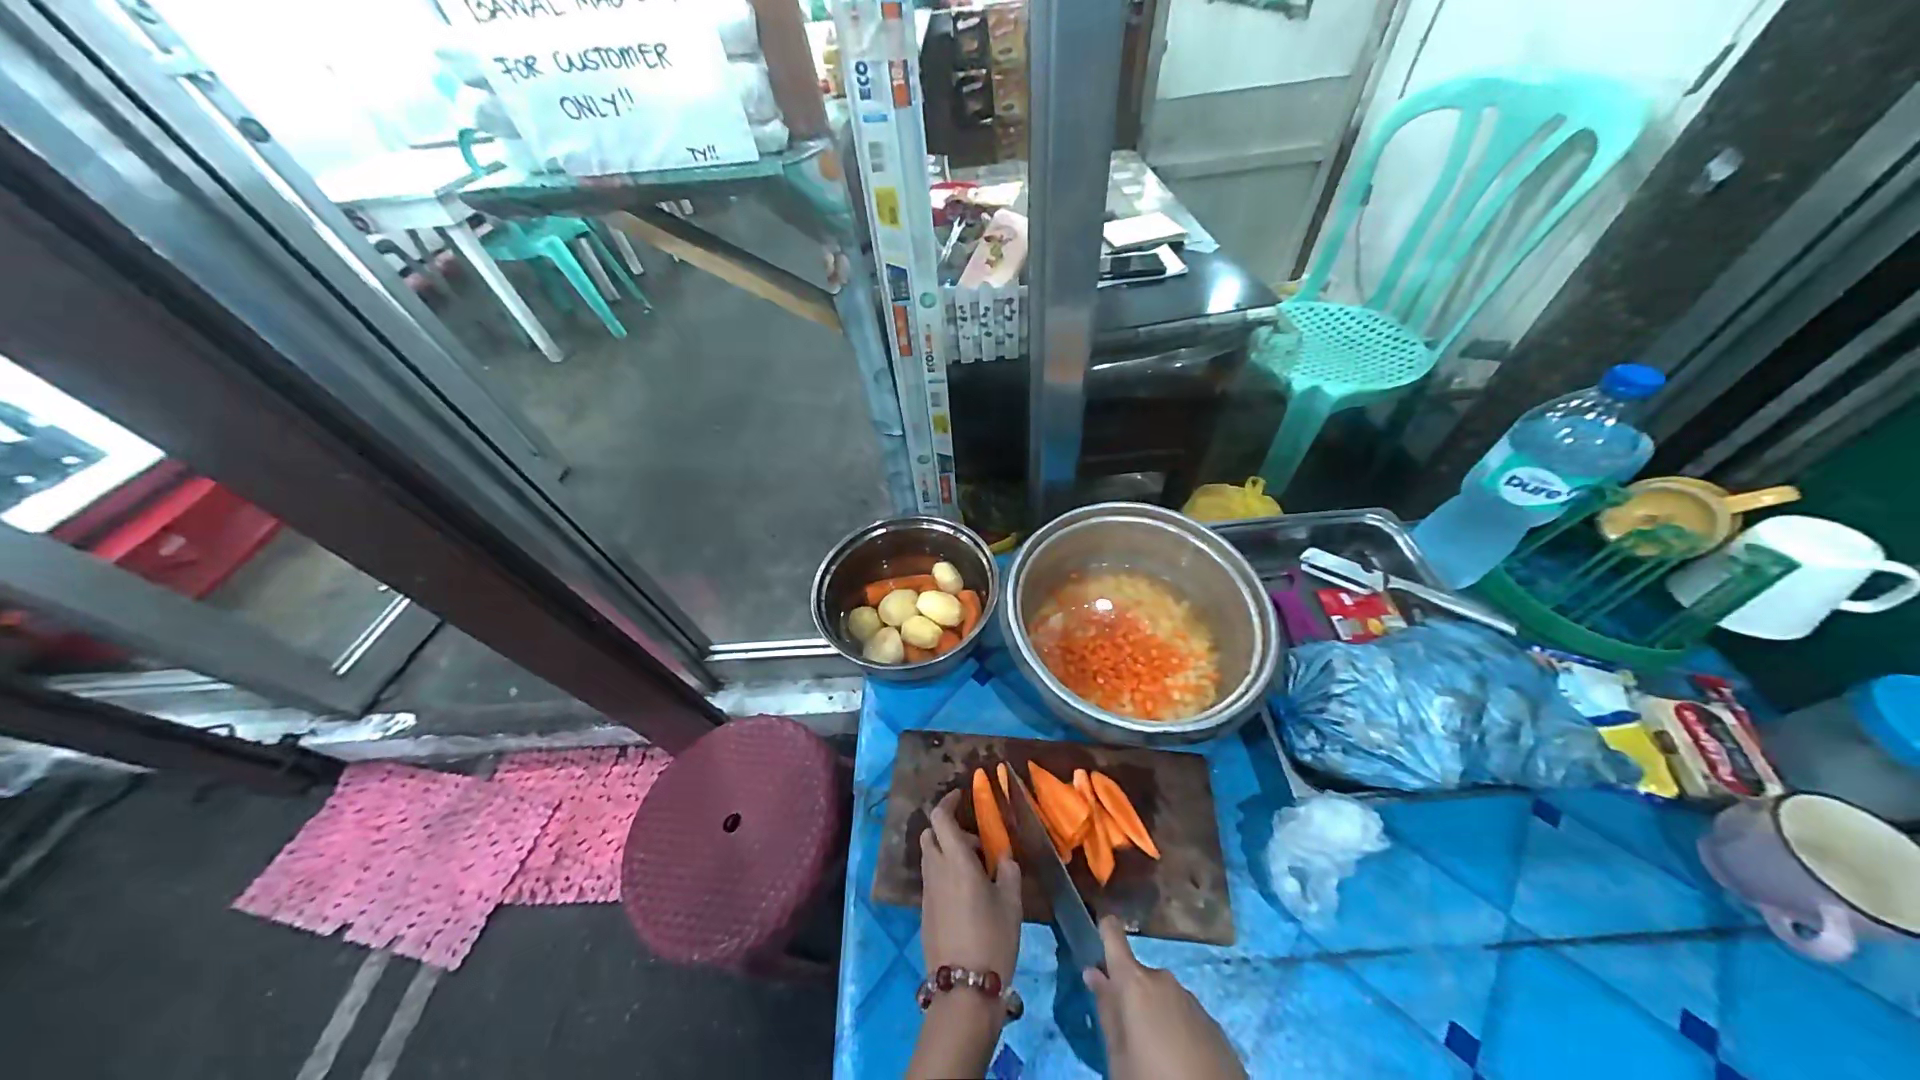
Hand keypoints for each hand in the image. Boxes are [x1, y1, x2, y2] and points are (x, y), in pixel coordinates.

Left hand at [919, 788, 1022, 981]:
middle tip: (975, 842)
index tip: (961, 796)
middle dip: (947, 828)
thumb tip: (1003, 858)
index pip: (940, 818)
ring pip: (930, 857)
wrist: (964, 987)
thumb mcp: (1012, 902)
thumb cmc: (993, 937)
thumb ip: (1008, 871)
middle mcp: (935, 869)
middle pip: (930, 835)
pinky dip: (944, 873)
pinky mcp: (924, 911)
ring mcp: (927, 892)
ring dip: (946, 852)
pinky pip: (932, 879)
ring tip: (976, 870)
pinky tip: (967, 894)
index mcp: (956, 859)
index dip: (948, 802)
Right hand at [1084, 917, 1245, 1079]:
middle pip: (1136, 976)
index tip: (1098, 927)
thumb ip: (1106, 1010)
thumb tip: (1093, 973)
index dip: (1105, 929)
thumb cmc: (1152, 1077)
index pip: (1114, 936)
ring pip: (1160, 995)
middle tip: (1126, 1028)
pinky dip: (1175, 1026)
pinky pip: (1182, 1013)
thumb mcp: (1117, 1054)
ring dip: (1153, 1011)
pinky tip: (1178, 1056)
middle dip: (1128, 994)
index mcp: (1134, 982)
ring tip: (1153, 1048)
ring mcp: (1190, 998)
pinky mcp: (1212, 1021)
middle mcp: (1163, 980)